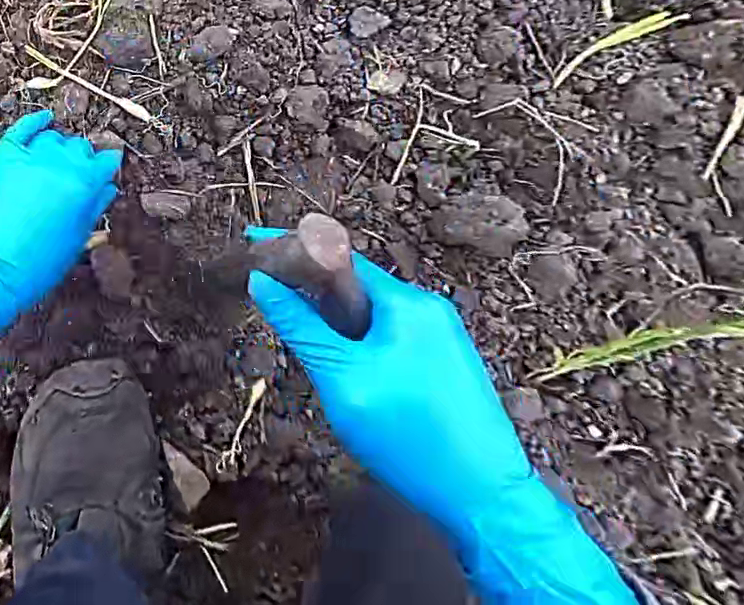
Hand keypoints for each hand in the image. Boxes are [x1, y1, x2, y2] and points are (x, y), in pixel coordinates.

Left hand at [0, 111, 121, 380]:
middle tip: (75, 178)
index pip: (106, 161)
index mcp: (84, 184)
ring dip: (58, 148)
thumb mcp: (77, 239)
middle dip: (83, 160)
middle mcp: (61, 164)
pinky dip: (36, 121)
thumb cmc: (37, 264)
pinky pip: (24, 127)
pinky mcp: (5, 156)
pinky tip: (44, 119)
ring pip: (54, 138)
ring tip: (55, 163)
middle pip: (80, 147)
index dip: (106, 169)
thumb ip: (95, 207)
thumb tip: (107, 187)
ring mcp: (31, 156)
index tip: (103, 174)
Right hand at [247, 234, 634, 604]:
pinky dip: (358, 336)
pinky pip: (389, 333)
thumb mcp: (342, 377)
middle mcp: (427, 307)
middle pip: (355, 283)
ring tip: (304, 336)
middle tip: (273, 297)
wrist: (487, 503)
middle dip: (312, 288)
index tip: (255, 239)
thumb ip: (300, 326)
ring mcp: (441, 334)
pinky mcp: (445, 360)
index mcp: (406, 302)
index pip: (339, 257)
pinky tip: (343, 362)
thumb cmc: (409, 436)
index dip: (295, 248)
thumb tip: (261, 281)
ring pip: (371, 311)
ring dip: (335, 317)